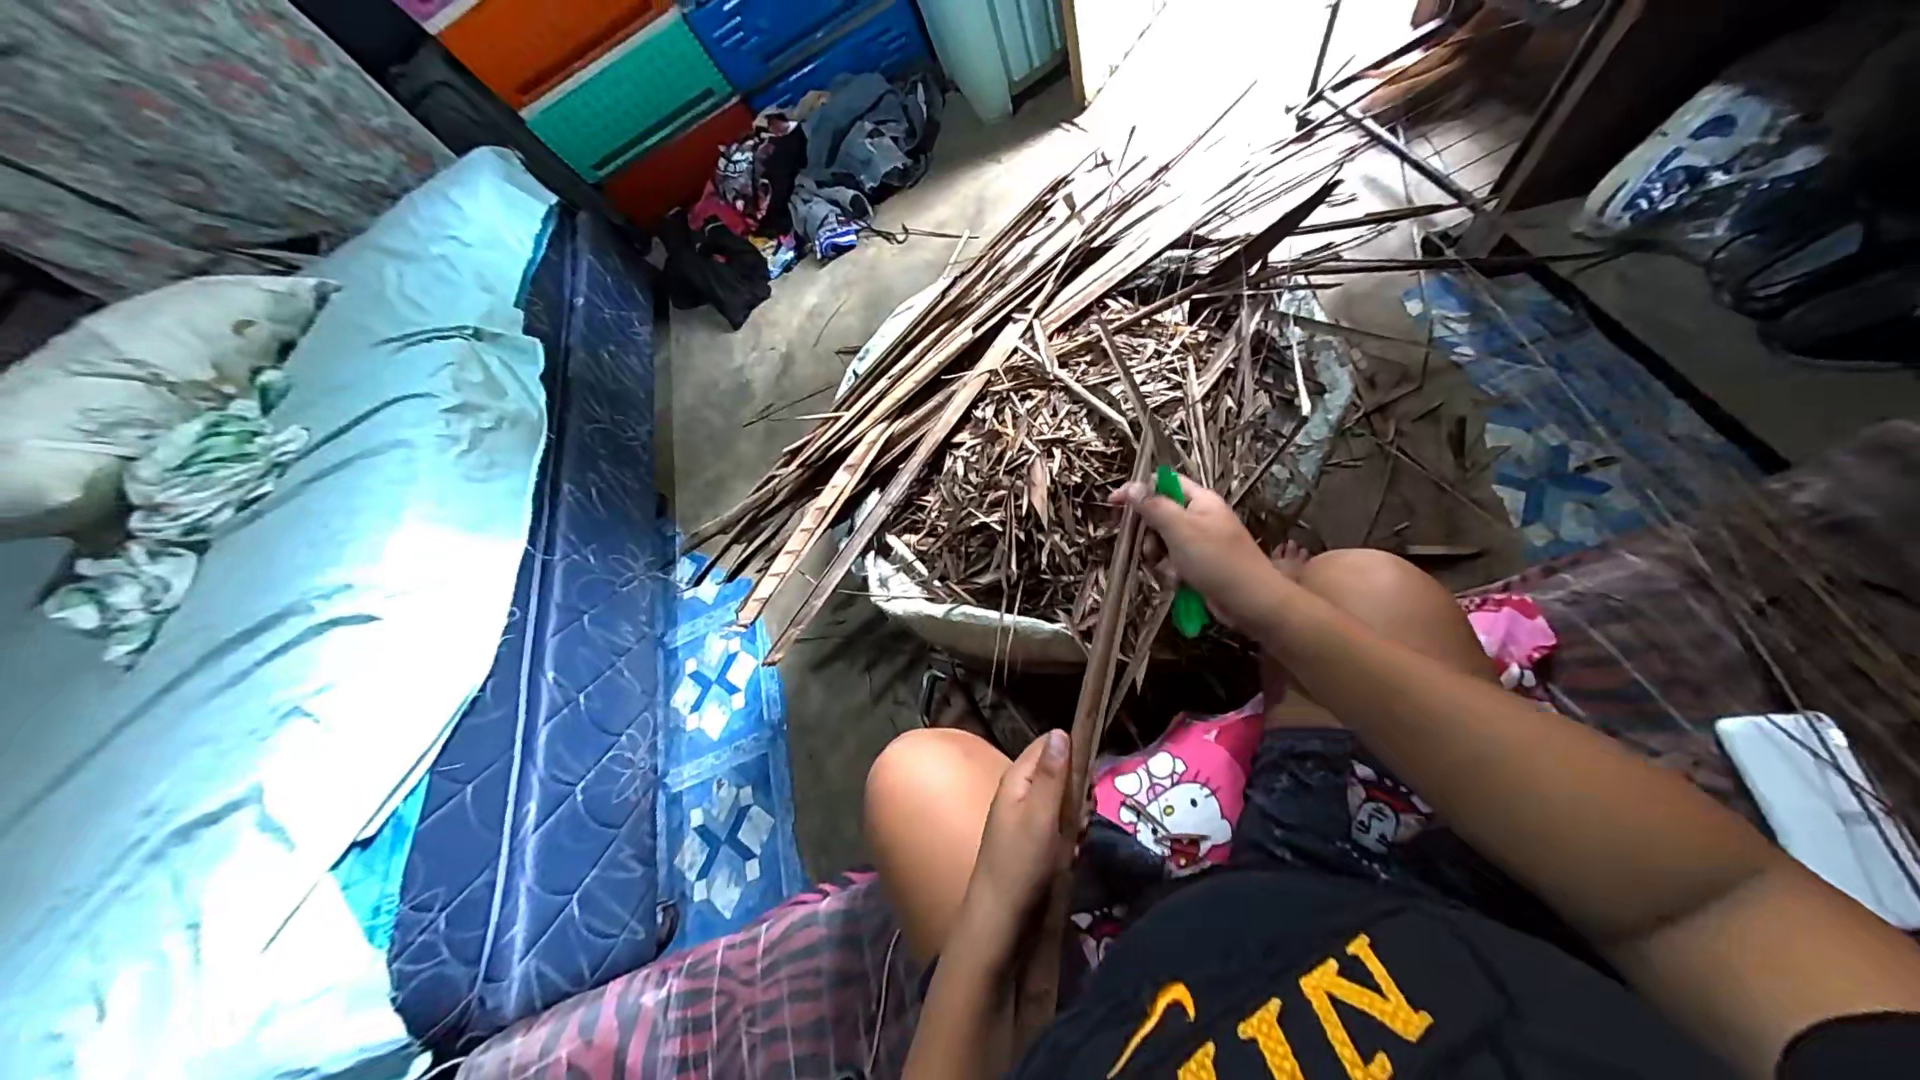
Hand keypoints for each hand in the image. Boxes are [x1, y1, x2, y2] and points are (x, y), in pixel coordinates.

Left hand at [958, 729, 1070, 945]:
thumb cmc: (1021, 861)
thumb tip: (1061, 731)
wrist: (1000, 917)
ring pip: (1064, 801)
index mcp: (1017, 778)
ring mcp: (1026, 815)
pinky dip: (1069, 836)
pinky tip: (1070, 854)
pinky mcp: (1034, 838)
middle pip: (1060, 772)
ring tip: (1074, 840)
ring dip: (1075, 817)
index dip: (1072, 755)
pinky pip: (1059, 824)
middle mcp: (1020, 791)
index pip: (1049, 744)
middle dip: (1078, 792)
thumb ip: (1052, 773)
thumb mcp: (1041, 814)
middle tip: (1080, 818)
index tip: (1087, 781)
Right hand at [1110, 474, 1285, 629]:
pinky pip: (1172, 560)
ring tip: (1168, 569)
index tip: (1114, 504)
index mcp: (1200, 500)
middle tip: (1150, 548)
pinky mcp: (1199, 564)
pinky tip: (1176, 581)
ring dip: (1158, 556)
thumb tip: (1132, 487)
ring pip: (1162, 541)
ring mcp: (1200, 542)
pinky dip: (1169, 570)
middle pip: (1159, 514)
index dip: (1138, 490)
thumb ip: (1154, 506)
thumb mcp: (1180, 529)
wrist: (1251, 601)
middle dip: (1149, 533)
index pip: (1163, 483)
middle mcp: (1200, 517)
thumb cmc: (1216, 560)